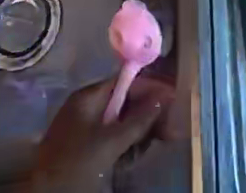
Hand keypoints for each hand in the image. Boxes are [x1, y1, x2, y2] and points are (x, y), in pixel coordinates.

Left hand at [24, 76, 172, 192]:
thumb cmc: (74, 164)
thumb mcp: (110, 142)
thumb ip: (139, 119)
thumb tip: (163, 96)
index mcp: (88, 97)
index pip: (125, 82)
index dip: (149, 88)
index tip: (170, 99)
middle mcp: (85, 107)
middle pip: (123, 102)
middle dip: (147, 113)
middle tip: (168, 126)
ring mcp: (81, 129)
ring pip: (118, 122)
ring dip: (139, 130)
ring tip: (158, 140)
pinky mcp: (81, 149)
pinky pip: (109, 138)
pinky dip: (125, 143)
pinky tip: (137, 152)